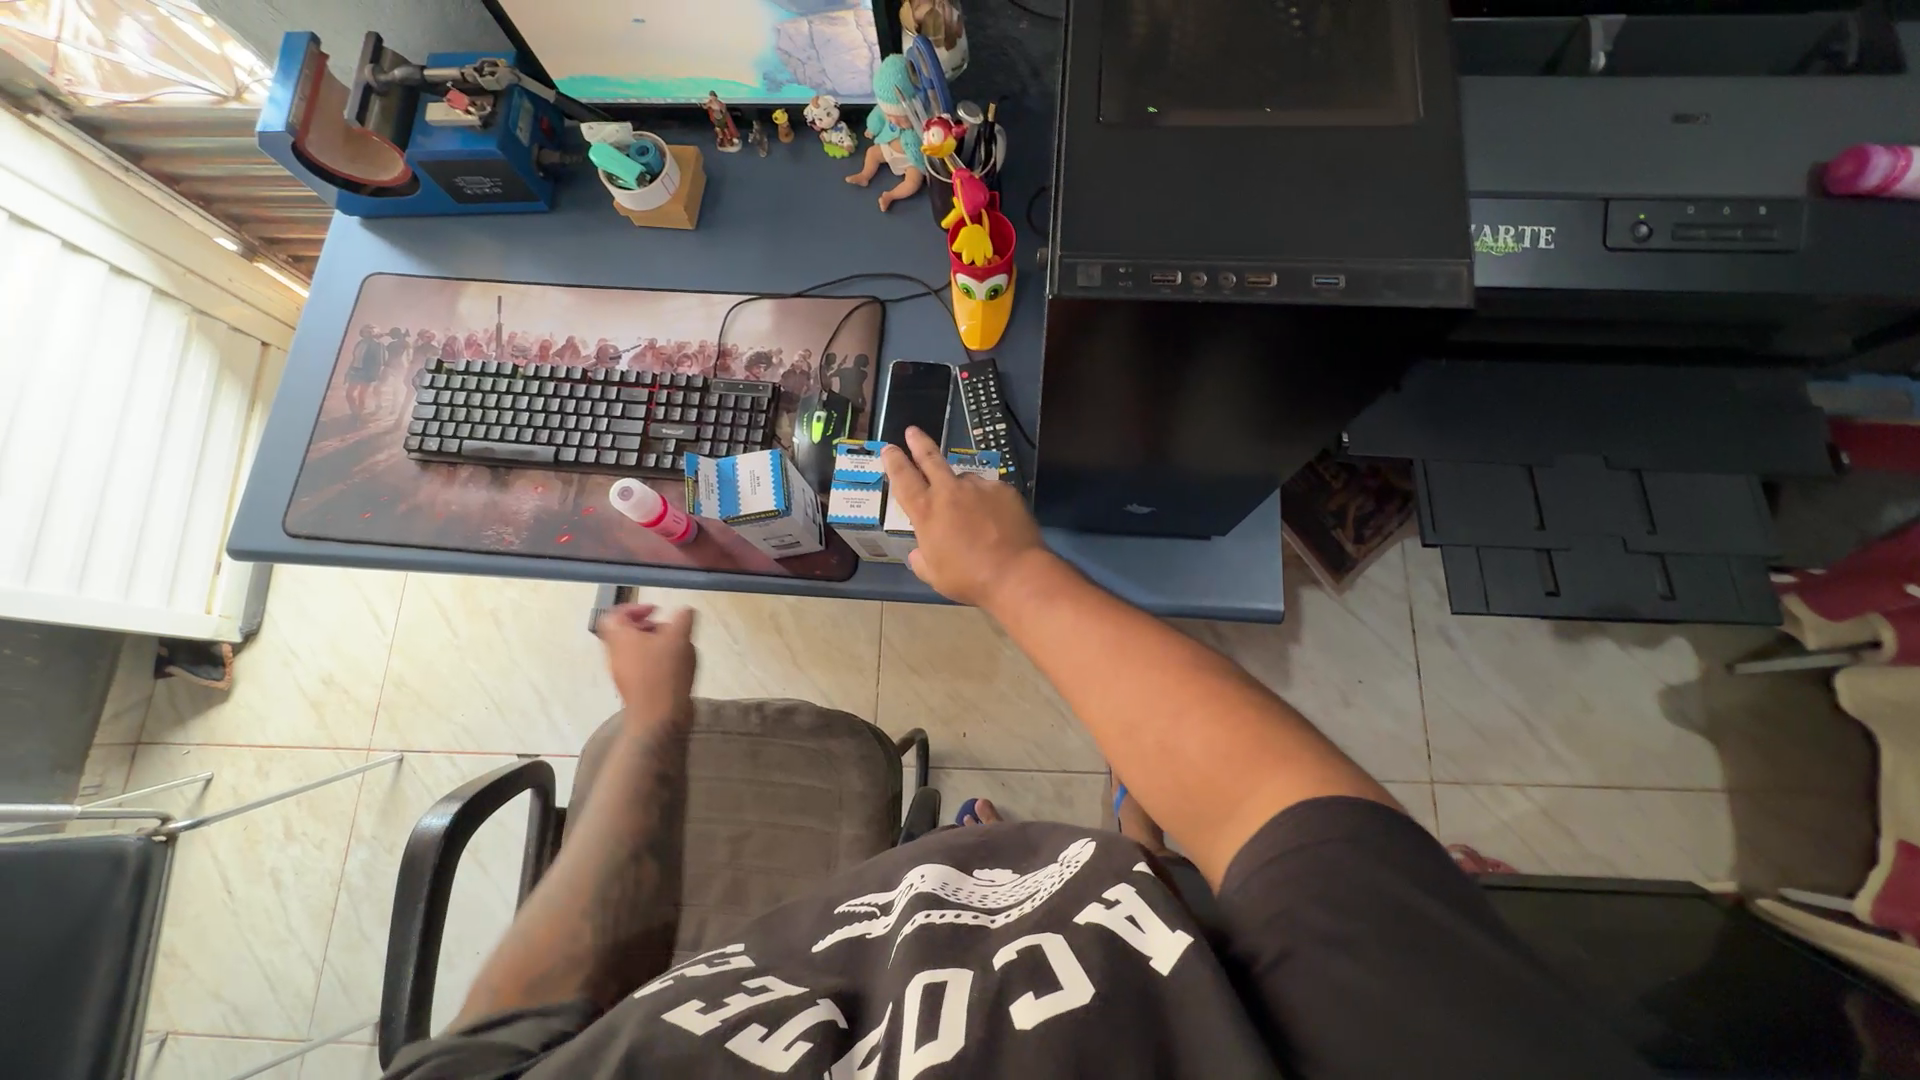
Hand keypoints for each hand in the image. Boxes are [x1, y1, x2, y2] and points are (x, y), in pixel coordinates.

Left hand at [596, 604, 696, 727]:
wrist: (658, 718)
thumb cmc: (665, 673)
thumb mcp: (679, 638)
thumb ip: (682, 618)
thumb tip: (684, 611)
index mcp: (620, 638)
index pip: (614, 615)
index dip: (634, 608)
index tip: (656, 611)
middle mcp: (615, 654)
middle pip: (625, 633)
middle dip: (648, 627)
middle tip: (668, 629)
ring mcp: (622, 673)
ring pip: (635, 650)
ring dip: (654, 644)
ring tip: (677, 648)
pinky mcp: (634, 688)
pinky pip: (642, 667)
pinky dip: (656, 661)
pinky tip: (677, 667)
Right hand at [882, 426, 1049, 608]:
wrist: (1016, 573)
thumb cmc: (969, 579)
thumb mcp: (935, 575)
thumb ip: (922, 559)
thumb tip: (918, 553)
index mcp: (926, 512)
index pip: (903, 478)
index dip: (894, 461)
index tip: (889, 448)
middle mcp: (949, 492)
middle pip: (930, 459)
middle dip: (919, 443)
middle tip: (912, 431)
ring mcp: (979, 487)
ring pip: (964, 479)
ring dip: (962, 488)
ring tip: (972, 511)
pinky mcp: (1004, 490)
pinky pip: (990, 491)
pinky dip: (988, 501)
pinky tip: (996, 520)